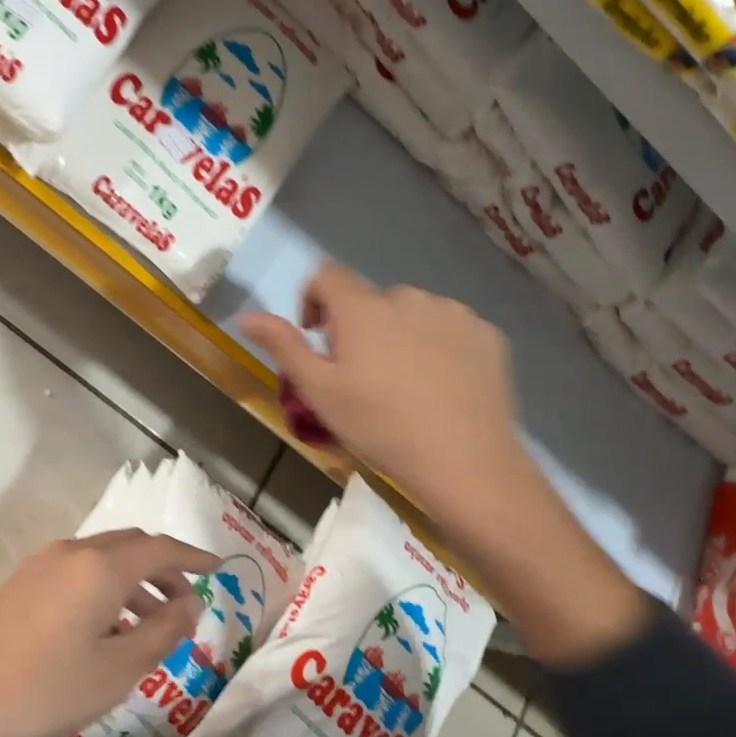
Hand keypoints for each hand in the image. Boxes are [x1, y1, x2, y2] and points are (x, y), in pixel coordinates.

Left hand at [0, 530, 218, 736]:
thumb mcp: (120, 669)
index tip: (218, 569)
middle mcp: (71, 552)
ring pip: (102, 558)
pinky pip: (78, 571)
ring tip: (152, 626)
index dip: (192, 556)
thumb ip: (164, 630)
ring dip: (134, 581)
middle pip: (130, 546)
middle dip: (164, 569)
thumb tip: (191, 602)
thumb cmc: (50, 690)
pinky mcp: (23, 581)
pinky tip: (109, 628)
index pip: (159, 548)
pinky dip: (106, 587)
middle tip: (187, 604)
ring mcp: (42, 564)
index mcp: (99, 566)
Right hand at [241, 264, 649, 668]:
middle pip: (371, 300)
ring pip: (412, 314)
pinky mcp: (487, 336)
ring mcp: (454, 314)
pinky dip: (438, 347)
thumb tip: (248, 316)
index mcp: (363, 308)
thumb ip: (283, 345)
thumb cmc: (379, 426)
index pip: (327, 275)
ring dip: (399, 335)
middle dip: (358, 326)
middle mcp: (409, 298)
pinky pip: (450, 329)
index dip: (313, 299)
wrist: (465, 461)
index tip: (317, 338)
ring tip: (403, 384)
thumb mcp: (319, 392)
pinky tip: (440, 387)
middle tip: (360, 375)